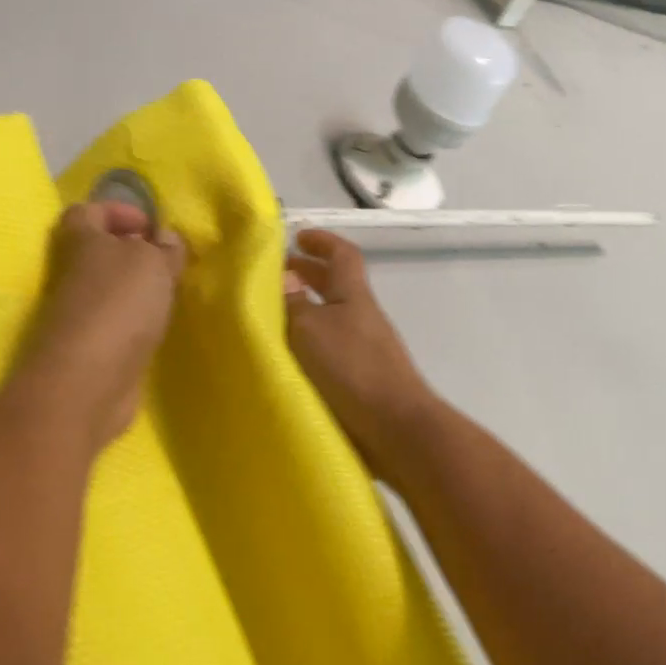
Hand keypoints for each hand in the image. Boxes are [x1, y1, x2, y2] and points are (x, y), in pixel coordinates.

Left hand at [14, 201, 185, 448]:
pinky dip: (137, 323)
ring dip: (138, 291)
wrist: (89, 381)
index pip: (88, 212)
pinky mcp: (94, 350)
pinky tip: (159, 328)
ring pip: (110, 291)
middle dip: (133, 254)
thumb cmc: (118, 305)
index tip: (152, 226)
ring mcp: (81, 316)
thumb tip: (166, 238)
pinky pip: (118, 324)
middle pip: (100, 253)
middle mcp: (73, 275)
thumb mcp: (152, 262)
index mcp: (80, 241)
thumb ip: (164, 248)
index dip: (119, 211)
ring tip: (170, 295)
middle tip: (168, 263)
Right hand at [284, 230, 440, 480]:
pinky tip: (287, 364)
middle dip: (306, 277)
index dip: (321, 241)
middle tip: (273, 279)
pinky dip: (308, 350)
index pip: (342, 255)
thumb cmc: (352, 369)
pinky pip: (329, 354)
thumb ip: (294, 303)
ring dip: (303, 317)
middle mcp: (361, 319)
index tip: (297, 237)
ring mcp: (364, 352)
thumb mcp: (311, 329)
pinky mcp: (360, 383)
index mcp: (353, 296)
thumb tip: (286, 275)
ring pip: (330, 322)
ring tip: (270, 325)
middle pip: (335, 287)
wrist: (394, 428)